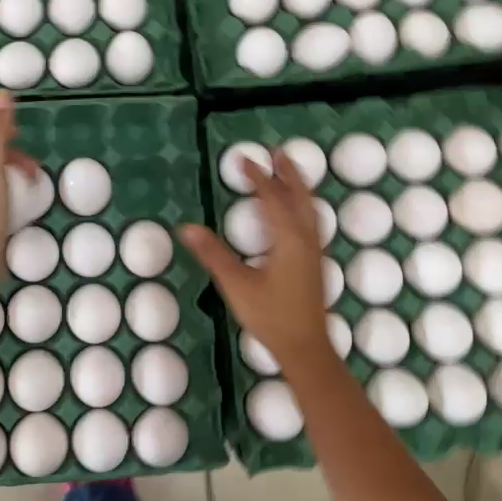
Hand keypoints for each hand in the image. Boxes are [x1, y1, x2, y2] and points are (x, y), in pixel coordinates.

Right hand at [180, 152, 331, 368]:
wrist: (306, 348)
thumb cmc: (271, 317)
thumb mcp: (237, 284)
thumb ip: (213, 254)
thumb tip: (186, 227)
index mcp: (288, 238)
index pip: (271, 198)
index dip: (257, 177)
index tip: (244, 158)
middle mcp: (306, 238)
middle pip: (300, 197)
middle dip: (289, 173)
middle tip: (278, 151)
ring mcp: (314, 251)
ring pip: (310, 208)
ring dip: (299, 186)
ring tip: (289, 172)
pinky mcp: (315, 262)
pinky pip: (312, 221)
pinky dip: (304, 204)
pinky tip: (297, 212)